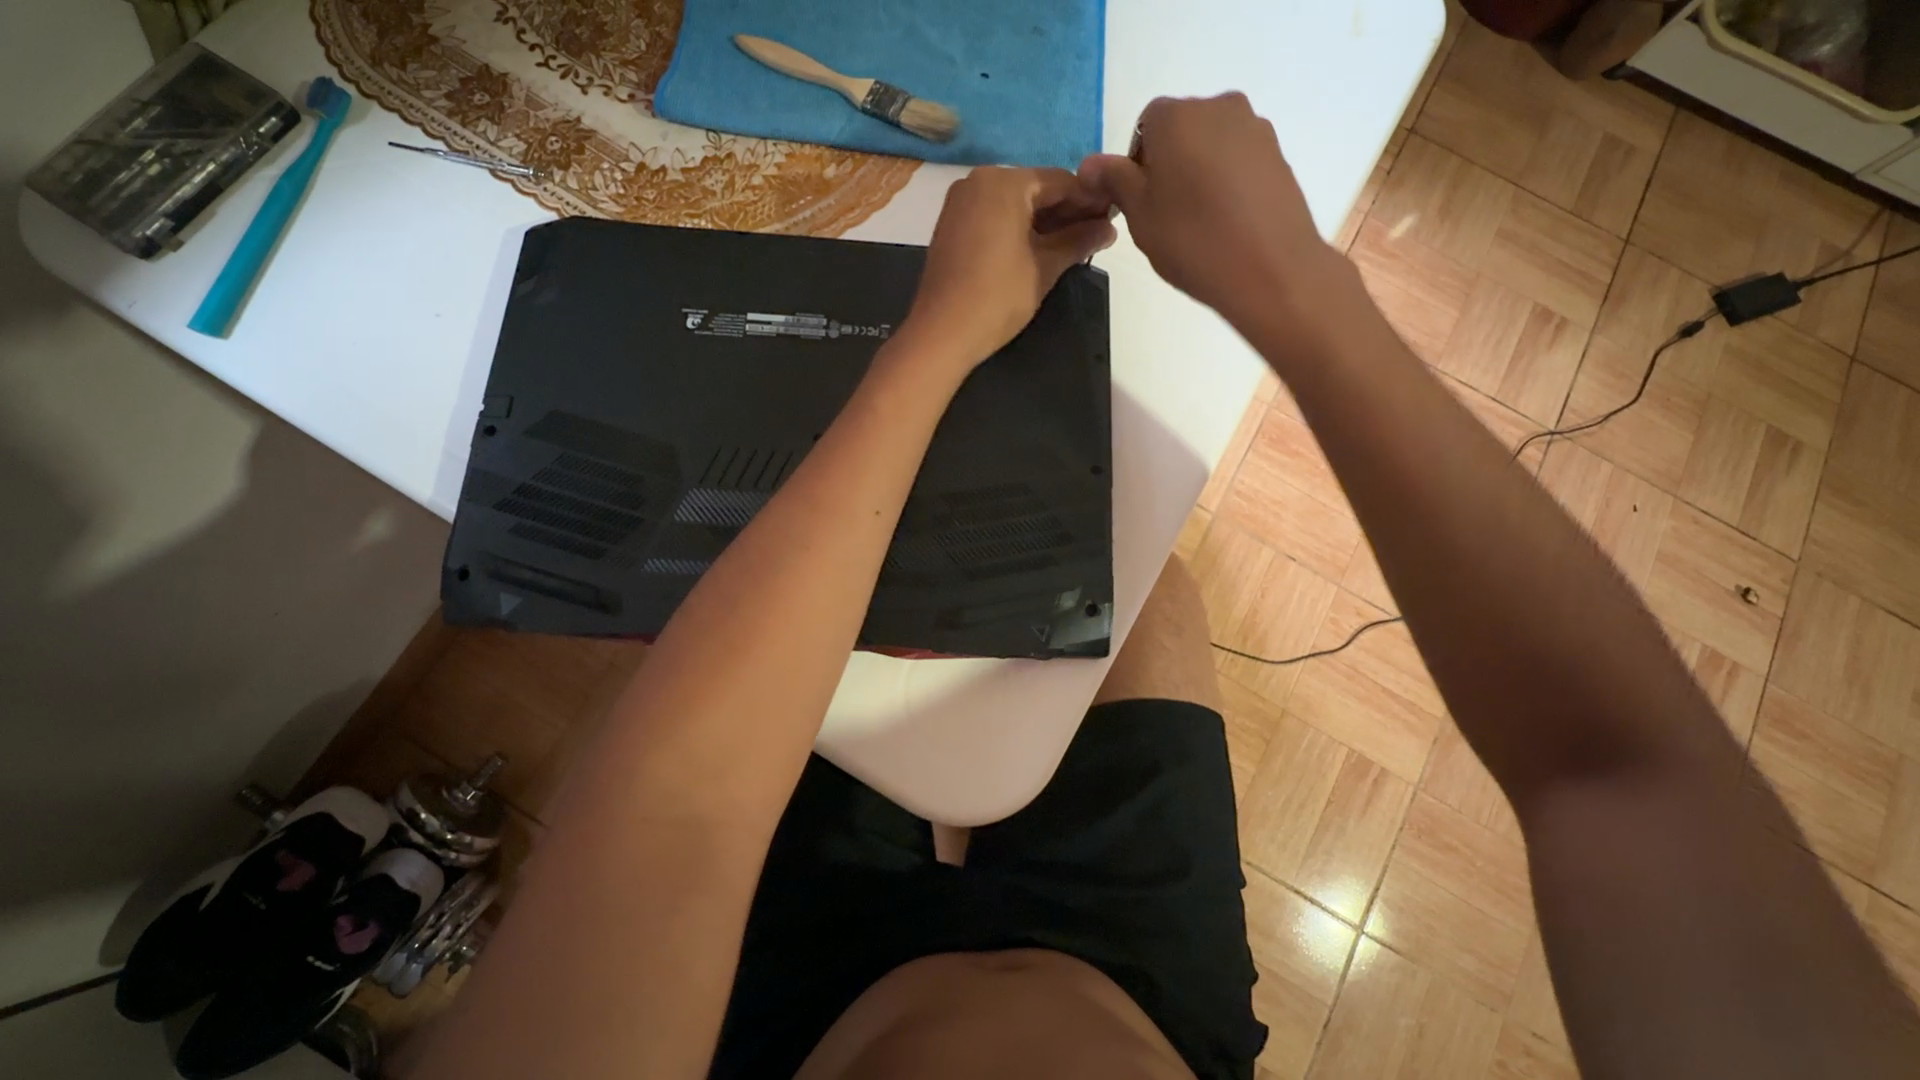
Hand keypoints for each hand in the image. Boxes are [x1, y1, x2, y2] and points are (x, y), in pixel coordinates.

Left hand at [900, 166, 1116, 370]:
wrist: (942, 332)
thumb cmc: (997, 297)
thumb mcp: (1045, 267)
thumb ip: (1078, 241)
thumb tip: (1108, 228)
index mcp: (1005, 182)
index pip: (1061, 181)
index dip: (1090, 200)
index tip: (1113, 219)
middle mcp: (979, 180)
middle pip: (1036, 188)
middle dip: (1066, 211)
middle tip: (1095, 235)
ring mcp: (961, 202)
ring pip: (1014, 203)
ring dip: (1043, 221)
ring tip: (1072, 246)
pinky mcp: (951, 224)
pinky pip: (993, 215)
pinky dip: (1017, 228)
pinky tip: (1038, 248)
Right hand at [1079, 94, 1337, 326]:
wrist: (1272, 270)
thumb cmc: (1193, 240)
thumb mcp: (1139, 215)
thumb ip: (1114, 181)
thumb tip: (1090, 164)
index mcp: (1176, 116)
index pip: (1145, 127)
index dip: (1138, 165)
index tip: (1142, 203)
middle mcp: (1218, 107)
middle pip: (1181, 131)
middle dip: (1170, 164)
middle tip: (1168, 215)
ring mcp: (1255, 129)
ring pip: (1212, 146)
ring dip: (1200, 173)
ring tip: (1201, 222)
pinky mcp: (1279, 155)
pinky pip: (1240, 162)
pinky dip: (1228, 183)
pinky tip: (1229, 222)